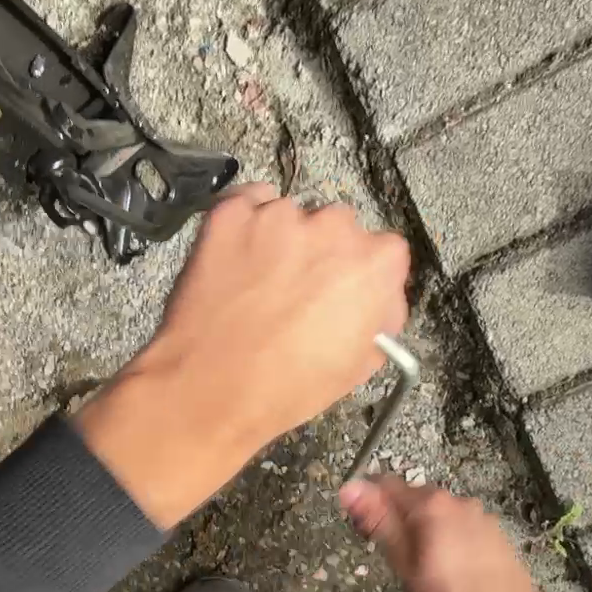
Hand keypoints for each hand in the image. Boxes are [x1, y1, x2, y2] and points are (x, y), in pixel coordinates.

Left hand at [77, 185, 409, 527]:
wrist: (209, 388)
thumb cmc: (284, 388)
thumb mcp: (355, 368)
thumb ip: (376, 322)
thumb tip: (376, 309)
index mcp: (376, 263)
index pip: (382, 254)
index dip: (360, 279)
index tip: (344, 298)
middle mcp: (334, 227)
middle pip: (336, 229)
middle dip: (320, 256)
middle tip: (295, 295)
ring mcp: (280, 216)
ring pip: (289, 218)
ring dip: (280, 242)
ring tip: (256, 286)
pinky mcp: (231, 214)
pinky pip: (247, 203)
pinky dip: (245, 224)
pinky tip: (236, 261)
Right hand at [339, 477, 591, 591]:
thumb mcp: (406, 567)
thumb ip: (378, 524)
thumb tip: (348, 486)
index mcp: (430, 505)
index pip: (383, 484)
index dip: (367, 505)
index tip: (363, 534)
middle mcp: (456, 500)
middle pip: (410, 497)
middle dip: (393, 520)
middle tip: (392, 561)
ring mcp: (478, 515)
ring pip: (434, 513)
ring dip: (419, 531)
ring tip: (421, 570)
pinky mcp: (493, 532)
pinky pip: (456, 525)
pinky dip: (442, 538)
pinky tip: (448, 570)